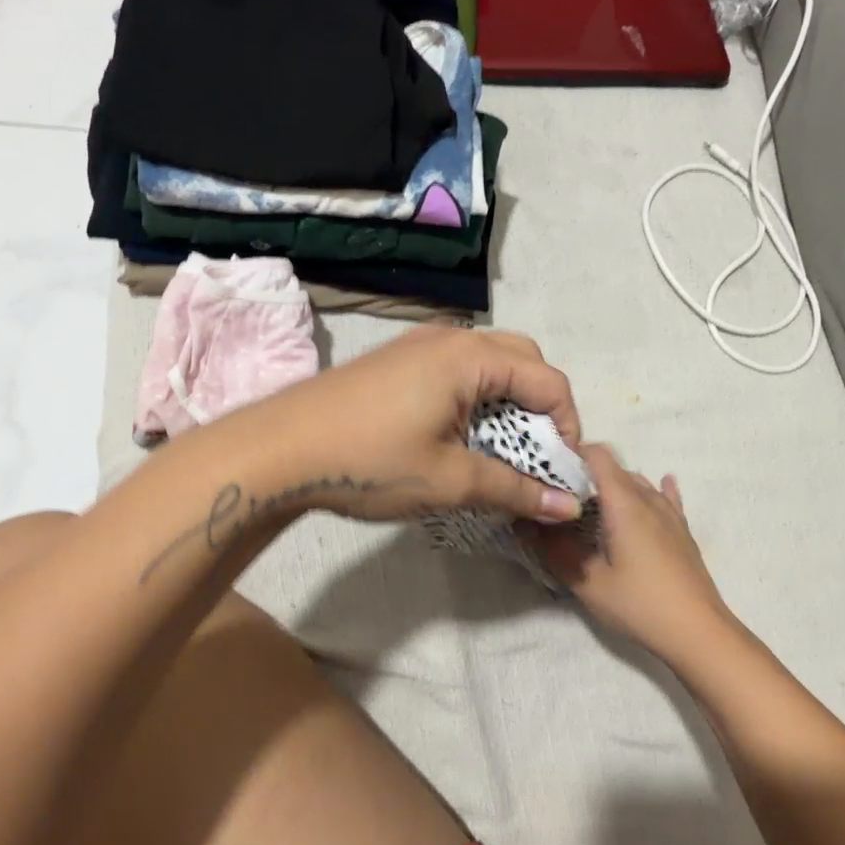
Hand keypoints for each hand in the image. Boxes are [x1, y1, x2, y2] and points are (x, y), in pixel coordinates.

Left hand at [236, 325, 584, 523]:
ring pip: (489, 363)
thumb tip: (568, 506)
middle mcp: (450, 338)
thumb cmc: (369, 462)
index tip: (559, 473)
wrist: (277, 450)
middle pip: (523, 361)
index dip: (566, 428)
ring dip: (507, 403)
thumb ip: (514, 490)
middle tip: (534, 456)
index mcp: (470, 357)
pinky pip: (458, 369)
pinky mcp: (397, 360)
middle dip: (540, 408)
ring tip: (499, 453)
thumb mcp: (449, 481)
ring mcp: (418, 344)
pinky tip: (459, 438)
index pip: (548, 381)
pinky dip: (476, 398)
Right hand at [529, 446, 733, 660]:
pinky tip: (660, 485)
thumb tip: (527, 525)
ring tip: (593, 506)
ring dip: (615, 487)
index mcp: (624, 503)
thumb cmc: (639, 605)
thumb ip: (556, 550)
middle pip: (616, 469)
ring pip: (639, 483)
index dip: (572, 453)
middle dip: (587, 475)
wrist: (698, 632)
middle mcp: (648, 499)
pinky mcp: (683, 531)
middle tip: (560, 497)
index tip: (549, 470)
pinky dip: (656, 489)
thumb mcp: (588, 582)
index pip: (599, 455)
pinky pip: (667, 498)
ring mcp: (670, 514)